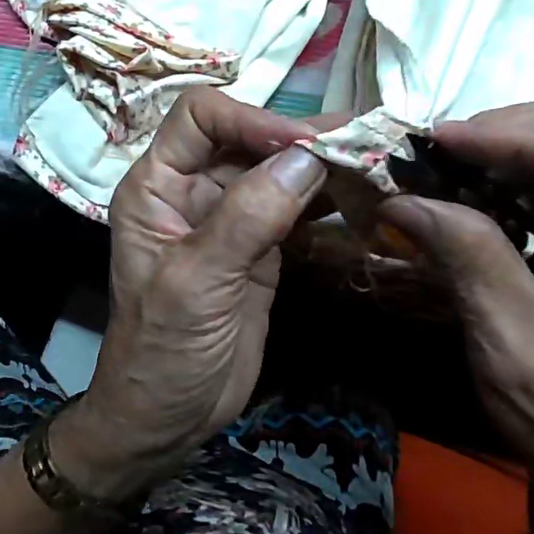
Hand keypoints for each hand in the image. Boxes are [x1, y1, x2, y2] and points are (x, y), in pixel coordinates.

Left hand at [53, 87, 329, 500]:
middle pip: (246, 138)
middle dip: (300, 139)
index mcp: (155, 187)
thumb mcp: (196, 283)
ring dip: (322, 165)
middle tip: (368, 144)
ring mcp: (227, 217)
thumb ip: (246, 219)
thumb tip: (305, 157)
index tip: (304, 146)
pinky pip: (294, 207)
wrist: (168, 415)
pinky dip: (327, 199)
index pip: (199, 118)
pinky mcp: (259, 246)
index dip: (250, 120)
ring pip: (276, 170)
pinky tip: (364, 197)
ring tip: (378, 163)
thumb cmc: (163, 351)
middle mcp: (189, 191)